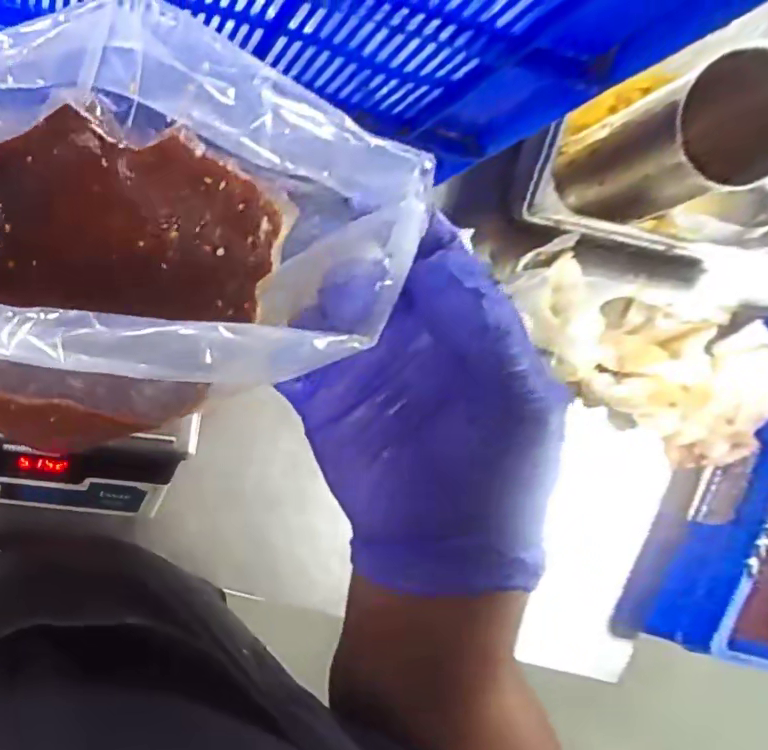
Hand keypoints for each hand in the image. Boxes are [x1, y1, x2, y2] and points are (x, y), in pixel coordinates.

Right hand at [279, 213, 567, 594]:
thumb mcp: (511, 391)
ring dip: (301, 284)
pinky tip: (256, 315)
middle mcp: (407, 333)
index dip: (404, 222)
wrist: (438, 543)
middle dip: (341, 242)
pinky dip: (274, 339)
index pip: (432, 255)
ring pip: (325, 310)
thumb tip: (430, 254)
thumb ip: (475, 323)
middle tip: (303, 210)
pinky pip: (293, 360)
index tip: (369, 186)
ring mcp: (357, 366)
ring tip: (270, 250)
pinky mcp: (319, 400)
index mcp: (463, 321)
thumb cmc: (495, 469)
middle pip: (368, 273)